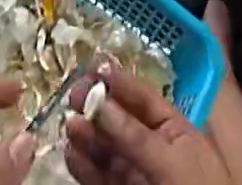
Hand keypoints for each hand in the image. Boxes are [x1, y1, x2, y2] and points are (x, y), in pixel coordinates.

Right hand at [64, 64, 231, 184]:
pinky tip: (72, 153)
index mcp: (172, 127)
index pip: (142, 97)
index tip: (95, 67)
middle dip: (96, 106)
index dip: (119, 81)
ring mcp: (136, 171)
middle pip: (119, 120)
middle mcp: (150, 145)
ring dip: (87, 135)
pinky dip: (84, 166)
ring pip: (106, 148)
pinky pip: (100, 177)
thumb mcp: (171, 159)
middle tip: (74, 95)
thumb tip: (101, 101)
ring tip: (70, 125)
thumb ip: (134, 134)